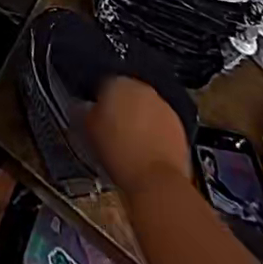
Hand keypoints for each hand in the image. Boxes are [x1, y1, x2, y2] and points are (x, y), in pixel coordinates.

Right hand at [83, 75, 192, 192]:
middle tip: (114, 129)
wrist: (154, 180)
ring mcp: (163, 105)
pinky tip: (147, 149)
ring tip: (131, 142)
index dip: (100, 101)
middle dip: (122, 107)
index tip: (98, 115)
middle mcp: (142, 88)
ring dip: (139, 118)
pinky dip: (155, 131)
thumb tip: (84, 107)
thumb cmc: (118, 153)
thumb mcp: (89, 130)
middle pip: (128, 93)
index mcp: (118, 83)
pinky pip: (161, 122)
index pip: (105, 84)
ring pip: (146, 107)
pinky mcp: (178, 124)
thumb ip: (85, 111)